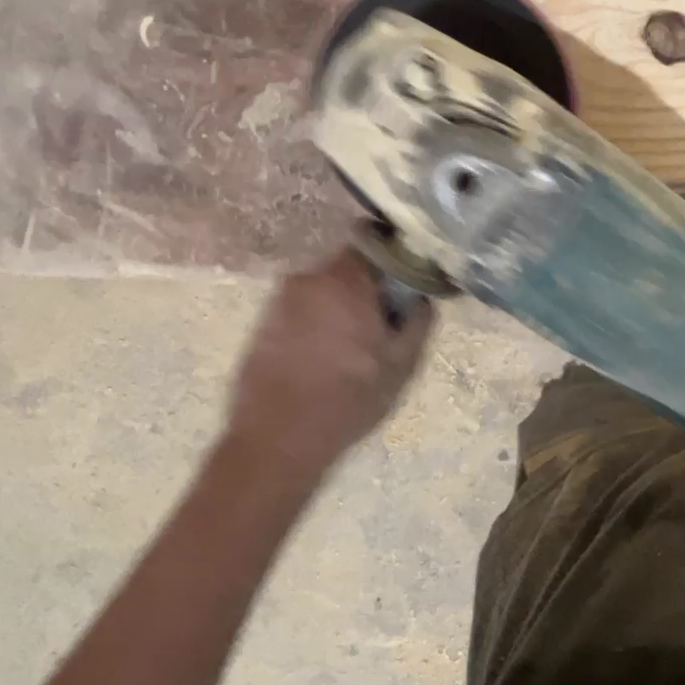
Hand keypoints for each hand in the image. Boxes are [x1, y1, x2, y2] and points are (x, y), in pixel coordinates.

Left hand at [224, 249, 434, 473]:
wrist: (277, 439)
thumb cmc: (348, 398)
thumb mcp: (402, 364)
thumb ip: (418, 320)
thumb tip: (422, 297)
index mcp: (344, 280)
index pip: (375, 245)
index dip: (396, 262)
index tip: (407, 287)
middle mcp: (307, 279)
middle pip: (348, 268)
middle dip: (368, 289)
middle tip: (385, 323)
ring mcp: (279, 300)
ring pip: (324, 290)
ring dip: (342, 307)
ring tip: (355, 345)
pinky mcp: (262, 324)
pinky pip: (302, 310)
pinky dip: (317, 323)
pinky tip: (325, 357)